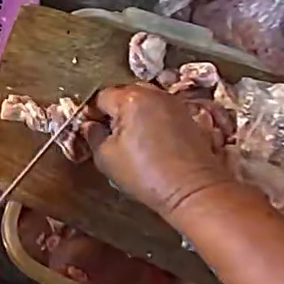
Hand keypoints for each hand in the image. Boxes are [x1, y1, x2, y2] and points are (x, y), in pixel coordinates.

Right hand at [94, 83, 233, 222]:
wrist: (193, 190)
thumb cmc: (147, 174)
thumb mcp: (107, 158)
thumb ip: (93, 136)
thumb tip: (90, 126)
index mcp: (130, 99)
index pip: (101, 97)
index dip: (93, 114)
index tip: (93, 131)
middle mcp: (153, 93)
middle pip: (124, 95)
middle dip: (116, 112)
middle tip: (113, 138)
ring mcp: (173, 103)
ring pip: (144, 102)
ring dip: (136, 116)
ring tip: (135, 142)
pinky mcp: (187, 115)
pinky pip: (162, 111)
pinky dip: (154, 122)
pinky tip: (153, 145)